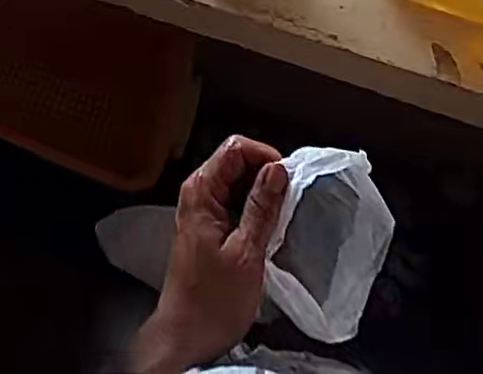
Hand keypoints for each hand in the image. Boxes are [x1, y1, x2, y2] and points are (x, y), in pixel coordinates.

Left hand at [130, 136, 288, 373]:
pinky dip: (254, 206)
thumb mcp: (246, 253)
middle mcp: (197, 190)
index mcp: (201, 189)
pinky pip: (233, 200)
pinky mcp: (208, 224)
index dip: (265, 155)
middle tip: (294, 197)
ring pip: (236, 181)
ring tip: (287, 212)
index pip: (234, 148)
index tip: (292, 177)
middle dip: (266, 172)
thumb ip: (262, 208)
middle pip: (235, 160)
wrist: (187, 333)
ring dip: (262, 190)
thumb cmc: (214, 299)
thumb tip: (278, 169)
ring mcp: (201, 207)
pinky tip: (271, 224)